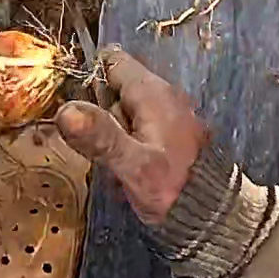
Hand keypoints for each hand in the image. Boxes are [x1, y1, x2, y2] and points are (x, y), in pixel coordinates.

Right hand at [56, 47, 208, 223]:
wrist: (213, 215)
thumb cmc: (173, 188)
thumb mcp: (132, 165)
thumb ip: (100, 136)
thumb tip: (66, 110)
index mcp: (152, 92)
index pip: (113, 62)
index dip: (89, 77)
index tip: (77, 108)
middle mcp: (162, 94)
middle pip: (115, 88)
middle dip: (99, 113)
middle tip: (101, 147)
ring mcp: (167, 113)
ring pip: (124, 111)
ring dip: (112, 134)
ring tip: (116, 165)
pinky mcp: (169, 133)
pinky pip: (136, 129)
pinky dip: (126, 145)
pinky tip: (127, 169)